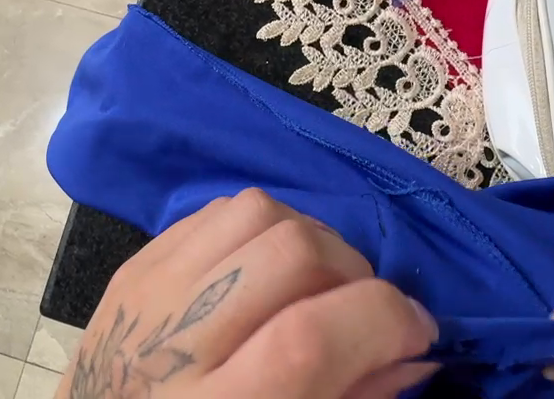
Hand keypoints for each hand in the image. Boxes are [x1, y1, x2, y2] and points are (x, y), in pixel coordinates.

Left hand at [59, 188, 439, 398]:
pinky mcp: (137, 261)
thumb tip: (413, 344)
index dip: (380, 320)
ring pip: (254, 210)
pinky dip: (263, 227)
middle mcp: (171, 340)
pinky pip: (218, 209)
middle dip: (350, 268)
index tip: (417, 328)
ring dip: (308, 235)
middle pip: (284, 252)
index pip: (307, 339)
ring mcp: (148, 288)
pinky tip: (270, 266)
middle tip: (363, 305)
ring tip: (319, 279)